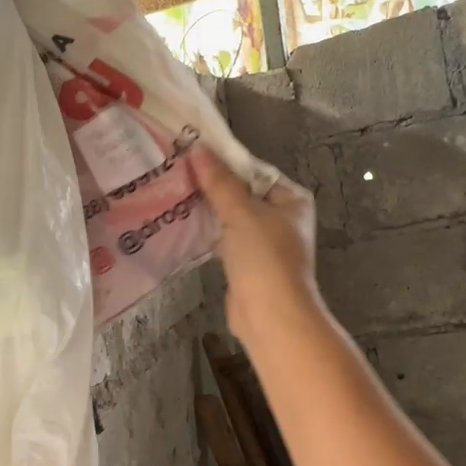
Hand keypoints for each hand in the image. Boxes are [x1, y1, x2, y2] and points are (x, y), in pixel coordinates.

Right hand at [190, 147, 327, 344]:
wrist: (271, 316)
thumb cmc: (264, 258)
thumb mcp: (241, 212)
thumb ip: (219, 181)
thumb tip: (197, 148)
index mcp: (292, 199)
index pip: (254, 171)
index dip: (224, 163)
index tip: (191, 155)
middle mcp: (282, 217)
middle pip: (241, 192)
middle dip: (212, 186)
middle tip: (176, 172)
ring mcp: (265, 242)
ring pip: (231, 216)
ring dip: (207, 209)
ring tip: (174, 193)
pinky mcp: (247, 263)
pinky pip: (224, 238)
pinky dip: (207, 231)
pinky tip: (182, 223)